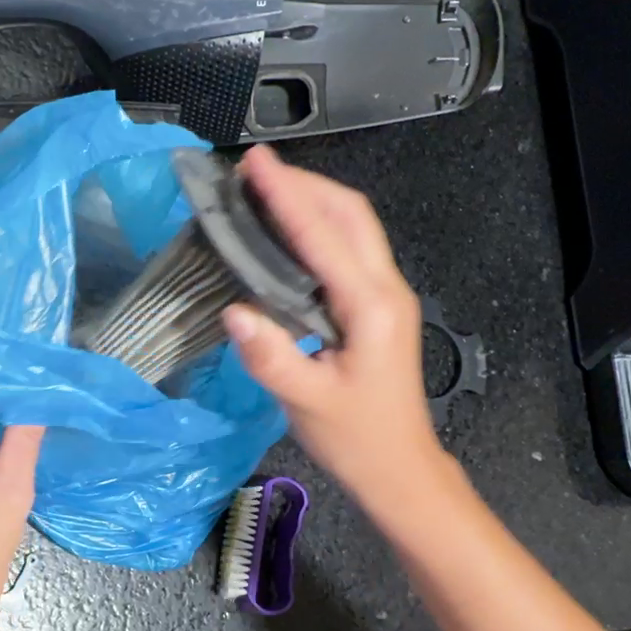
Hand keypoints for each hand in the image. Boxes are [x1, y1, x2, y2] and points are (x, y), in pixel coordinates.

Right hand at [220, 146, 448, 502]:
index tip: (255, 165)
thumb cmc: (355, 437)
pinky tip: (286, 230)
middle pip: (350, 213)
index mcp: (370, 306)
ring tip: (266, 187)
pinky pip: (347, 249)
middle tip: (255, 168)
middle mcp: (383, 289)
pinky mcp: (373, 307)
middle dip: (303, 183)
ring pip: (353, 225)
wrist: (398, 465)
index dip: (287, 196)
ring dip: (312, 198)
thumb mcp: (307, 402)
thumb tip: (233, 312)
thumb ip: (272, 357)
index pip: (325, 235)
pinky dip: (317, 225)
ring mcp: (383, 295)